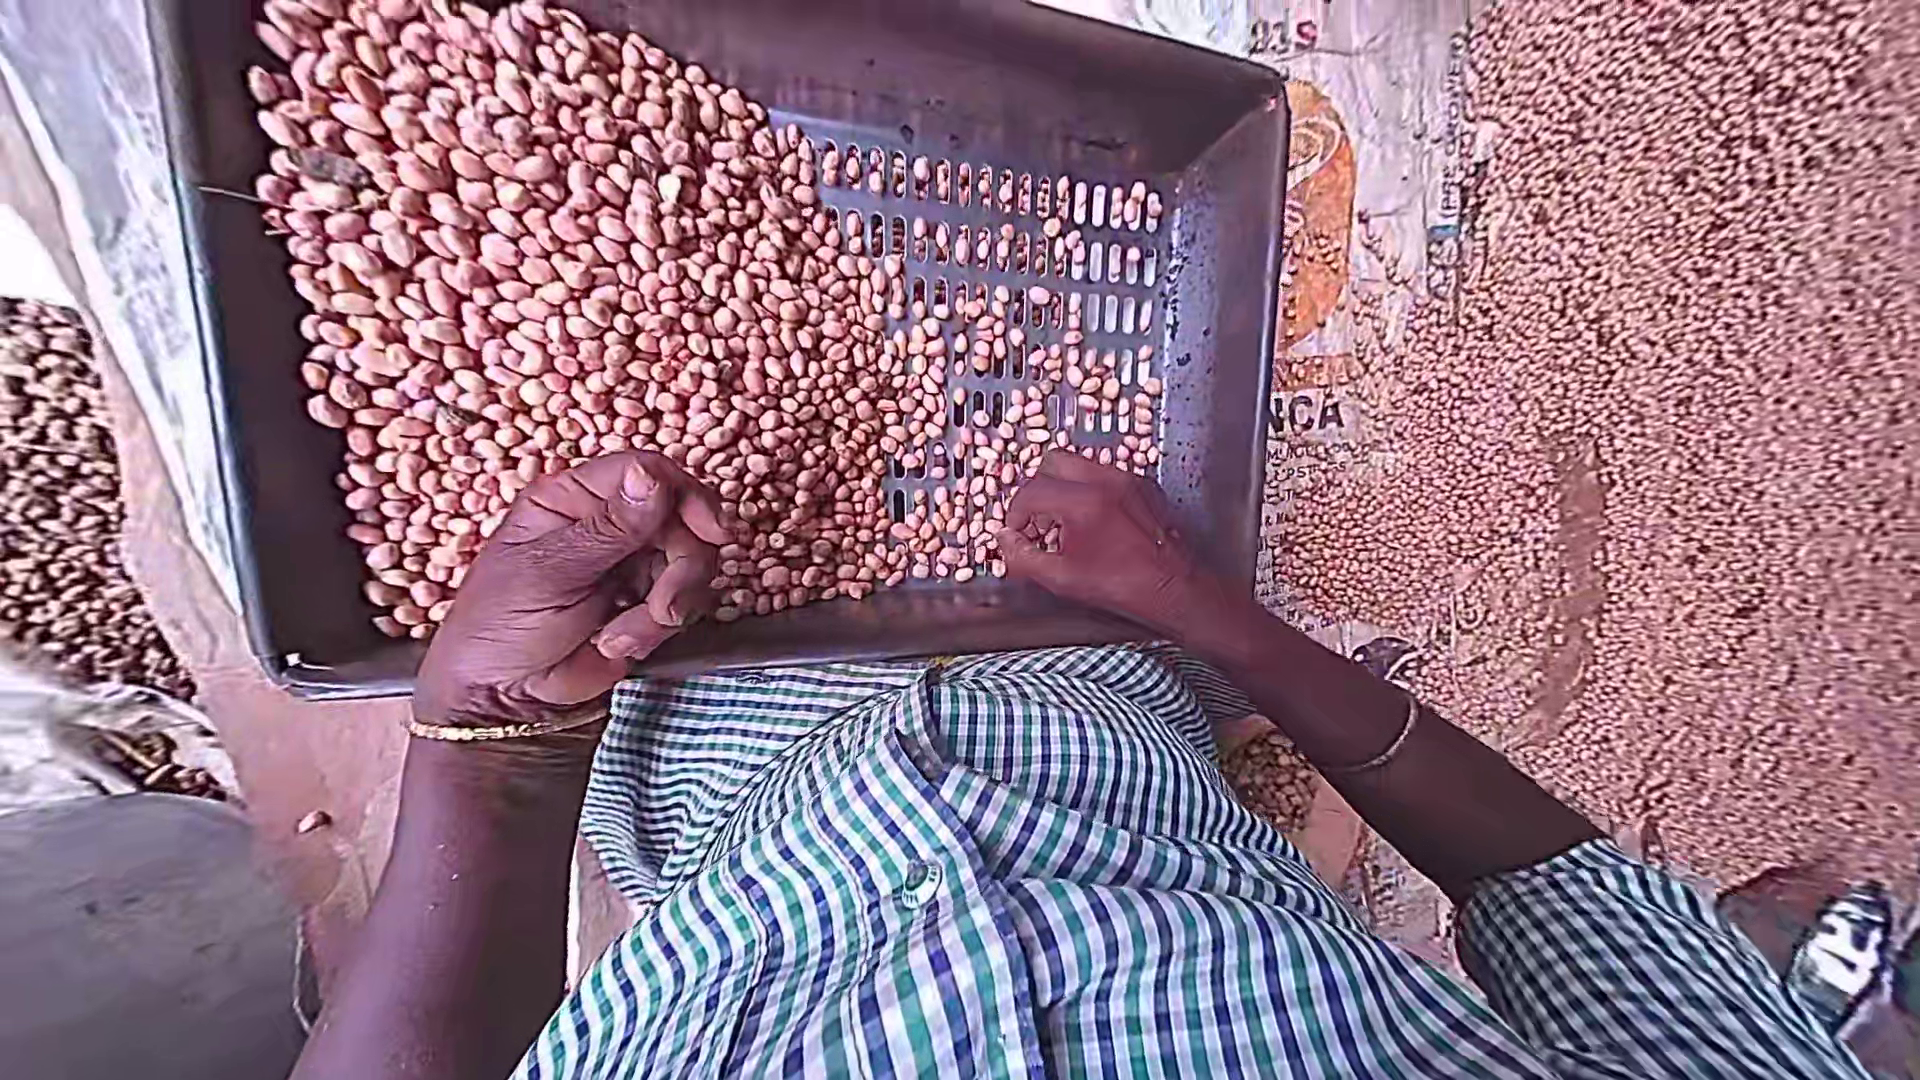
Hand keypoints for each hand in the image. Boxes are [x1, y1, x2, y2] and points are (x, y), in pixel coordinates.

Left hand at [413, 450, 729, 728]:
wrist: (508, 701)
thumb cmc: (502, 627)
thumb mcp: (550, 572)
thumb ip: (610, 527)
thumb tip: (653, 477)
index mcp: (576, 499)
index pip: (646, 472)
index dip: (684, 494)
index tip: (710, 529)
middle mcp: (615, 522)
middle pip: (685, 518)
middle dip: (684, 566)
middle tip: (666, 605)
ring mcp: (638, 560)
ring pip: (696, 560)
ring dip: (672, 601)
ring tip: (626, 635)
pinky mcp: (654, 598)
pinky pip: (689, 598)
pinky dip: (661, 625)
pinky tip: (622, 643)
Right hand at [996, 451, 1237, 637]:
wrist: (1174, 587)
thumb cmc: (1122, 585)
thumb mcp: (1062, 578)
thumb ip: (1023, 557)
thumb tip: (1005, 539)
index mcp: (1083, 503)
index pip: (1031, 492)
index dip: (1015, 514)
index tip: (1019, 533)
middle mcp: (1105, 480)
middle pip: (1052, 462)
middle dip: (1037, 490)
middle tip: (1038, 520)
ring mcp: (1126, 478)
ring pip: (1079, 464)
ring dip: (1062, 487)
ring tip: (1064, 522)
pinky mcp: (1142, 484)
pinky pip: (1104, 473)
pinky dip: (1088, 490)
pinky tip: (1092, 521)